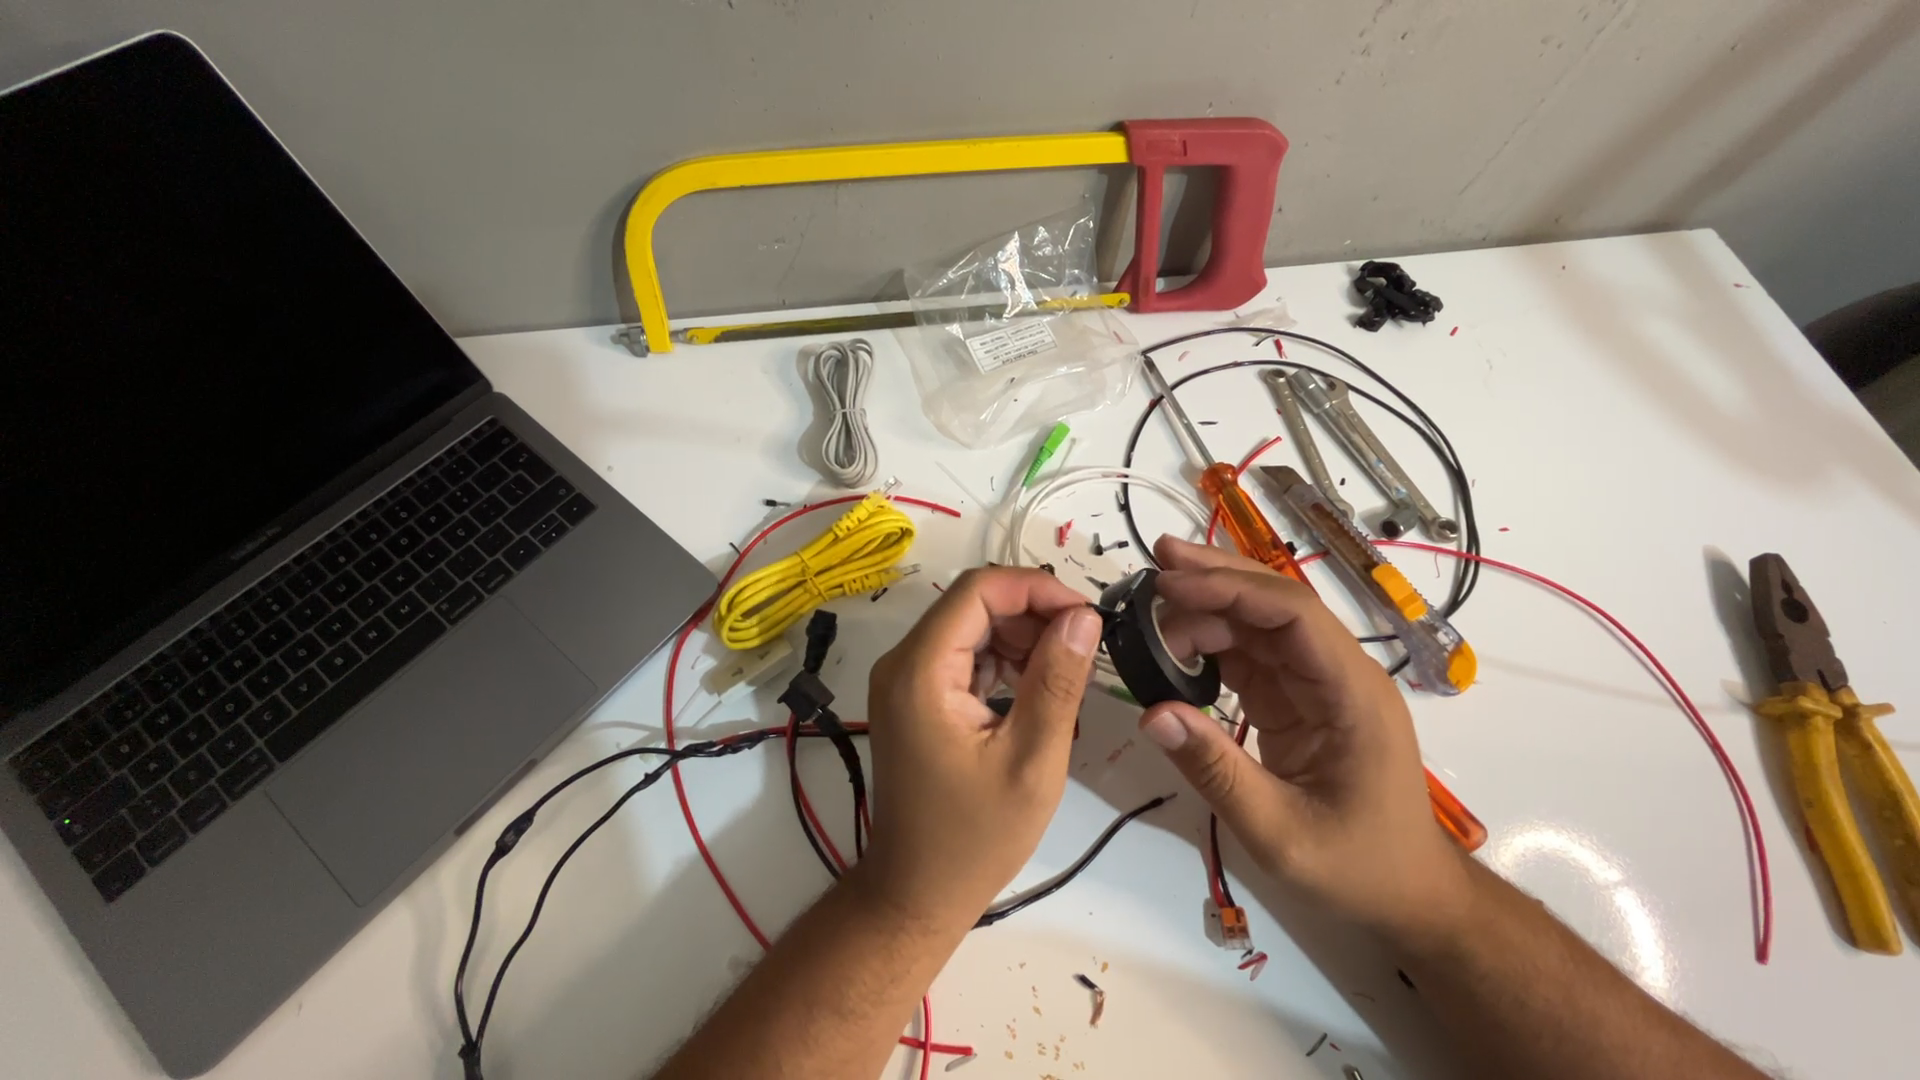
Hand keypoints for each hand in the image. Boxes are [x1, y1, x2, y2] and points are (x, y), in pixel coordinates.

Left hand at [858, 567, 1102, 927]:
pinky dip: (1003, 660)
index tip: (1087, 615)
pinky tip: (1037, 687)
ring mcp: (905, 680)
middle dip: (1033, 612)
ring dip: (1021, 636)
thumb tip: (1084, 616)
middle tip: (1085, 645)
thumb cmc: (975, 837)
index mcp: (921, 671)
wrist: (917, 891)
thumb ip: (1057, 681)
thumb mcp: (1031, 759)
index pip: (978, 590)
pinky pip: (962, 655)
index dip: (1037, 588)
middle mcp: (903, 663)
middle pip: (973, 604)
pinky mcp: (915, 697)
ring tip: (1067, 672)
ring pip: (970, 626)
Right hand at [1137, 536, 1470, 940]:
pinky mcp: (1298, 701)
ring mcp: (1318, 686)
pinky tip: (1174, 644)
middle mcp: (1338, 675)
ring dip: (1208, 609)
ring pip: (1260, 625)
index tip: (1169, 583)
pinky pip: (1252, 656)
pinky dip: (1212, 644)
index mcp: (1351, 694)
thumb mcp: (1280, 832)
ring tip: (1152, 605)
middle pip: (1276, 605)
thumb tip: (1151, 714)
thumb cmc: (1357, 868)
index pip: (1293, 615)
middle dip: (1217, 579)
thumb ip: (1216, 771)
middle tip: (1156, 559)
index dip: (1230, 590)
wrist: (1408, 897)